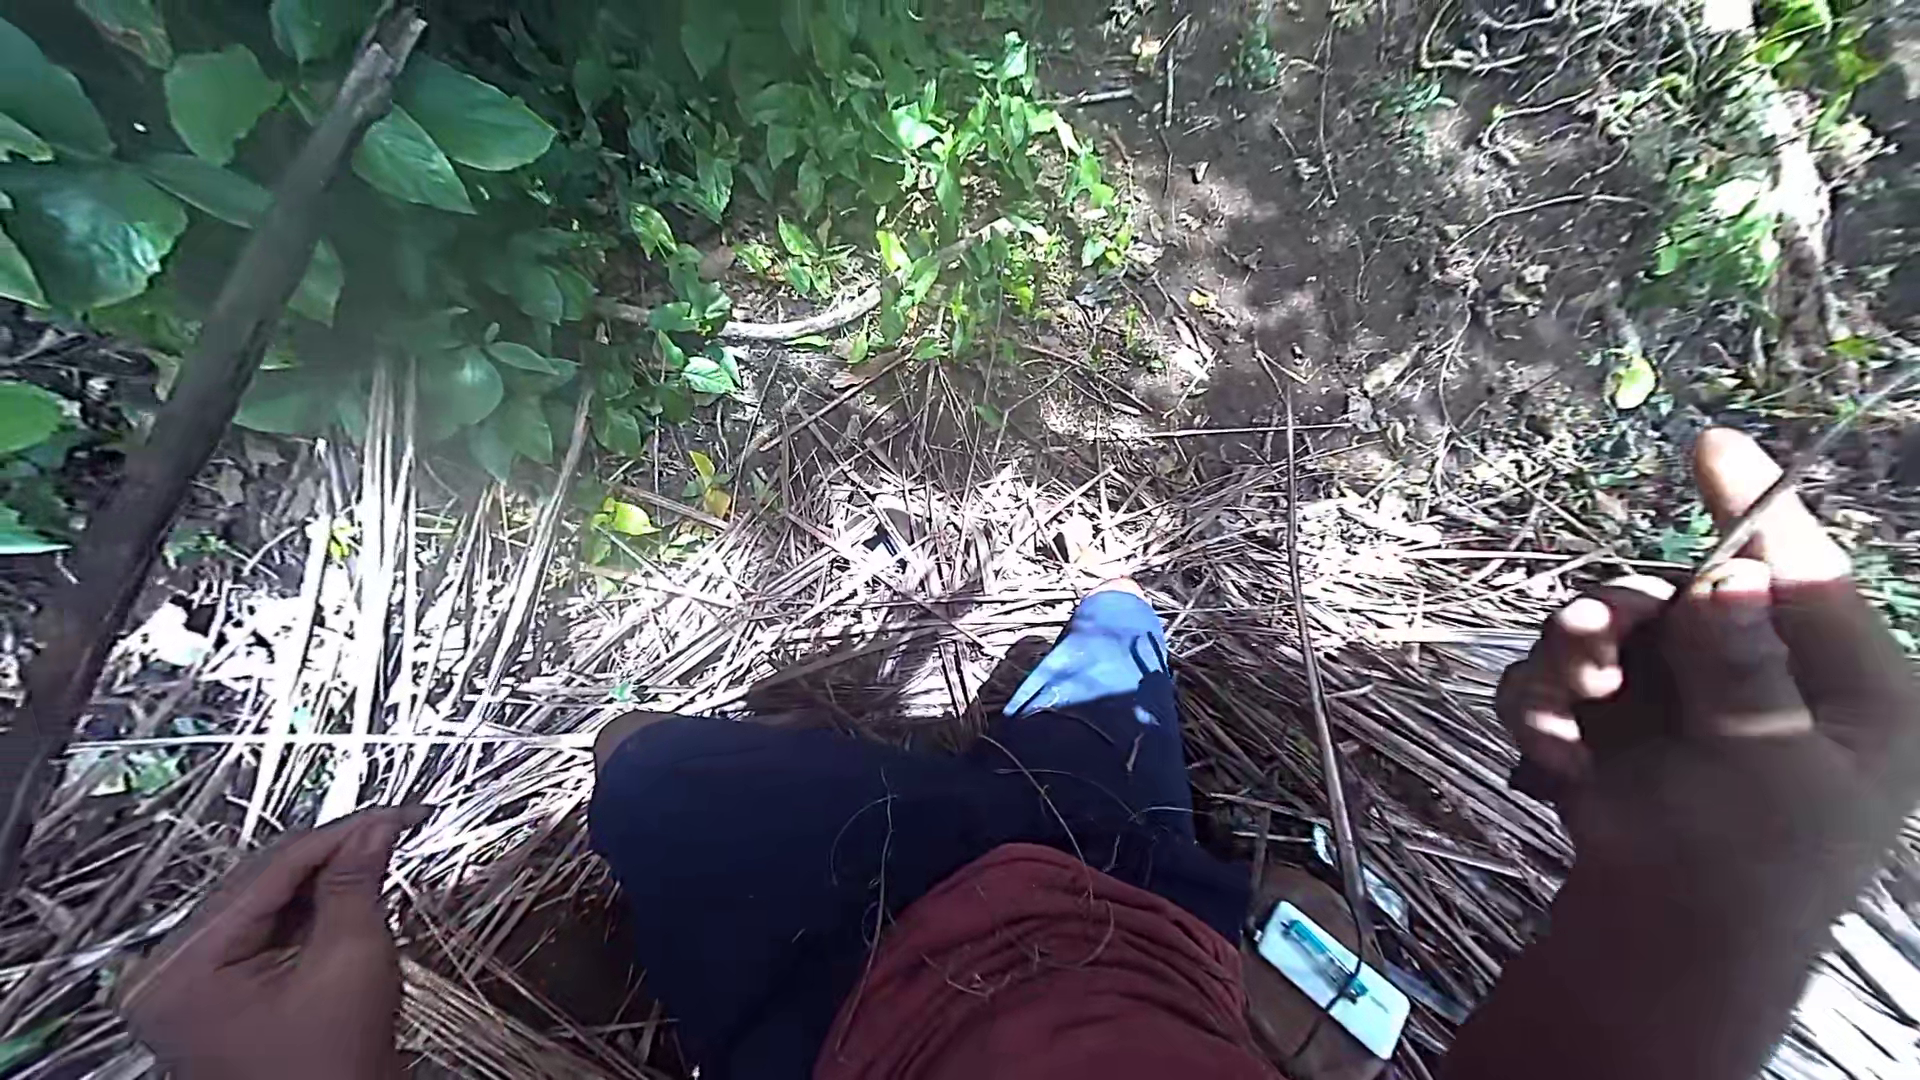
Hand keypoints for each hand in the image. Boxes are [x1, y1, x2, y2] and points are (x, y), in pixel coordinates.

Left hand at [119, 806, 427, 1079]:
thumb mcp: (349, 956)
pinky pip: (275, 914)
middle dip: (340, 846)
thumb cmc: (330, 1050)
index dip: (344, 832)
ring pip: (274, 889)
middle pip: (267, 876)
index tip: (401, 812)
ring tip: (388, 843)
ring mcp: (193, 976)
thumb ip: (357, 883)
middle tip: (402, 823)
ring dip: (334, 866)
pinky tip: (361, 876)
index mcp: (182, 969)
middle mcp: (171, 968)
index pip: (273, 869)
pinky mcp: (223, 979)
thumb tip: (378, 824)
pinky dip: (322, 892)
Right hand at [1498, 427, 1919, 927]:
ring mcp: (1652, 686)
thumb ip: (1750, 673)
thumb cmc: (1756, 850)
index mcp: (1825, 675)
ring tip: (1564, 721)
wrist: (1668, 910)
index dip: (1753, 504)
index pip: (1793, 570)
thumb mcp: (1772, 763)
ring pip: (1580, 634)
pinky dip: (1536, 713)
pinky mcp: (1587, 706)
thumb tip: (1737, 577)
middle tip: (1583, 644)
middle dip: (1608, 622)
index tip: (1711, 443)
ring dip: (1561, 671)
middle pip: (1653, 600)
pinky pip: (1537, 681)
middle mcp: (1728, 665)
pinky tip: (1555, 755)